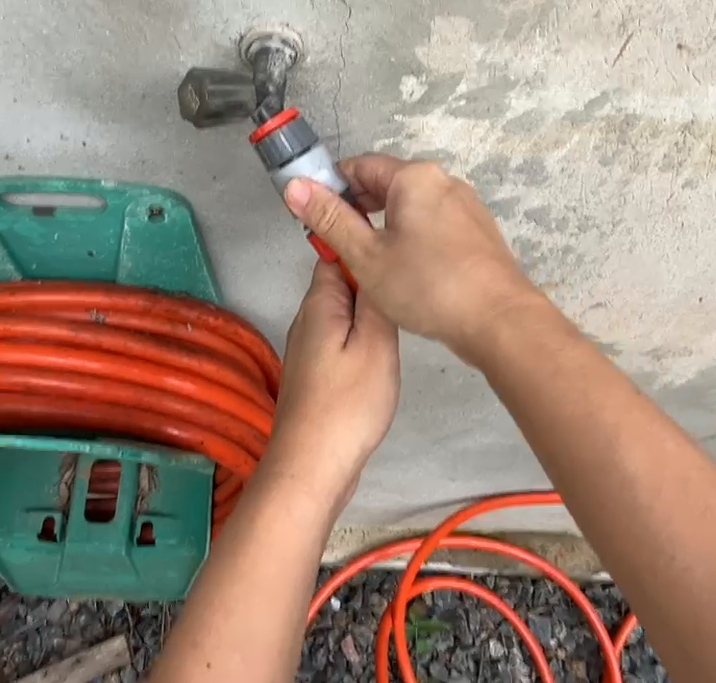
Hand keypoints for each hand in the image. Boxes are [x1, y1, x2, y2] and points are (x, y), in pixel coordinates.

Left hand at [261, 261, 399, 513]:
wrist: (312, 464)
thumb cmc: (348, 403)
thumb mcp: (377, 344)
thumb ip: (376, 301)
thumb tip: (372, 260)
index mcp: (319, 302)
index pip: (337, 254)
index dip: (366, 250)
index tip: (399, 256)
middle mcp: (306, 318)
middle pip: (340, 284)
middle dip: (372, 285)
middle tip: (408, 295)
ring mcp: (307, 346)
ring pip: (342, 314)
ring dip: (368, 315)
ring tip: (400, 323)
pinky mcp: (313, 371)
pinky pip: (339, 339)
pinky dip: (360, 340)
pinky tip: (380, 356)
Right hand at [282, 154, 550, 359]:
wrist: (501, 322)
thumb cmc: (429, 287)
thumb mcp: (366, 255)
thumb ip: (329, 218)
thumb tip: (295, 186)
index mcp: (414, 177)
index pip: (359, 166)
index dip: (331, 189)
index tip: (316, 218)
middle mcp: (443, 182)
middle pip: (385, 183)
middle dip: (356, 209)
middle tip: (338, 245)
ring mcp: (465, 206)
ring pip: (410, 206)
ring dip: (383, 226)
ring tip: (369, 263)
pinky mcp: (477, 232)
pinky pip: (432, 224)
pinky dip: (411, 237)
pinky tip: (405, 272)